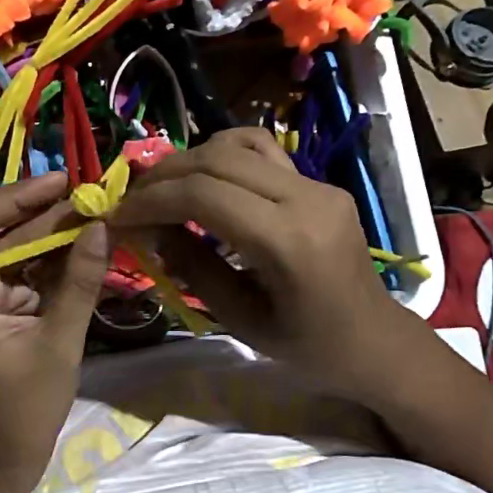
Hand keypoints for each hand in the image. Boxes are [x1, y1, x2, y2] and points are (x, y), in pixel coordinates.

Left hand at [0, 172, 110, 492]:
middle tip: (95, 197)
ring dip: (60, 233)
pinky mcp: (10, 307)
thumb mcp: (59, 341)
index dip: (17, 198)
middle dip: (49, 216)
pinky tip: (93, 242)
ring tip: (101, 214)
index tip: (60, 181)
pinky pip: (35, 271)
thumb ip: (80, 282)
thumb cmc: (27, 405)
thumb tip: (103, 226)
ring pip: (22, 250)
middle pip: (4, 235)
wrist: (15, 453)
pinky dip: (63, 258)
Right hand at [111, 128, 424, 395]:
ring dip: (191, 160)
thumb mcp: (241, 320)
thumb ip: (194, 267)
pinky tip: (206, 181)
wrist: (374, 341)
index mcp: (290, 243)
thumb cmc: (309, 348)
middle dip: (164, 176)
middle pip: (218, 160)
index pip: (206, 195)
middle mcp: (308, 200)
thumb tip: (150, 229)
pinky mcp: (321, 183)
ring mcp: (319, 185)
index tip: (118, 217)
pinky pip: (264, 152)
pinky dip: (225, 156)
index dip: (153, 200)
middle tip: (132, 202)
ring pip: (239, 144)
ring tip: (163, 190)